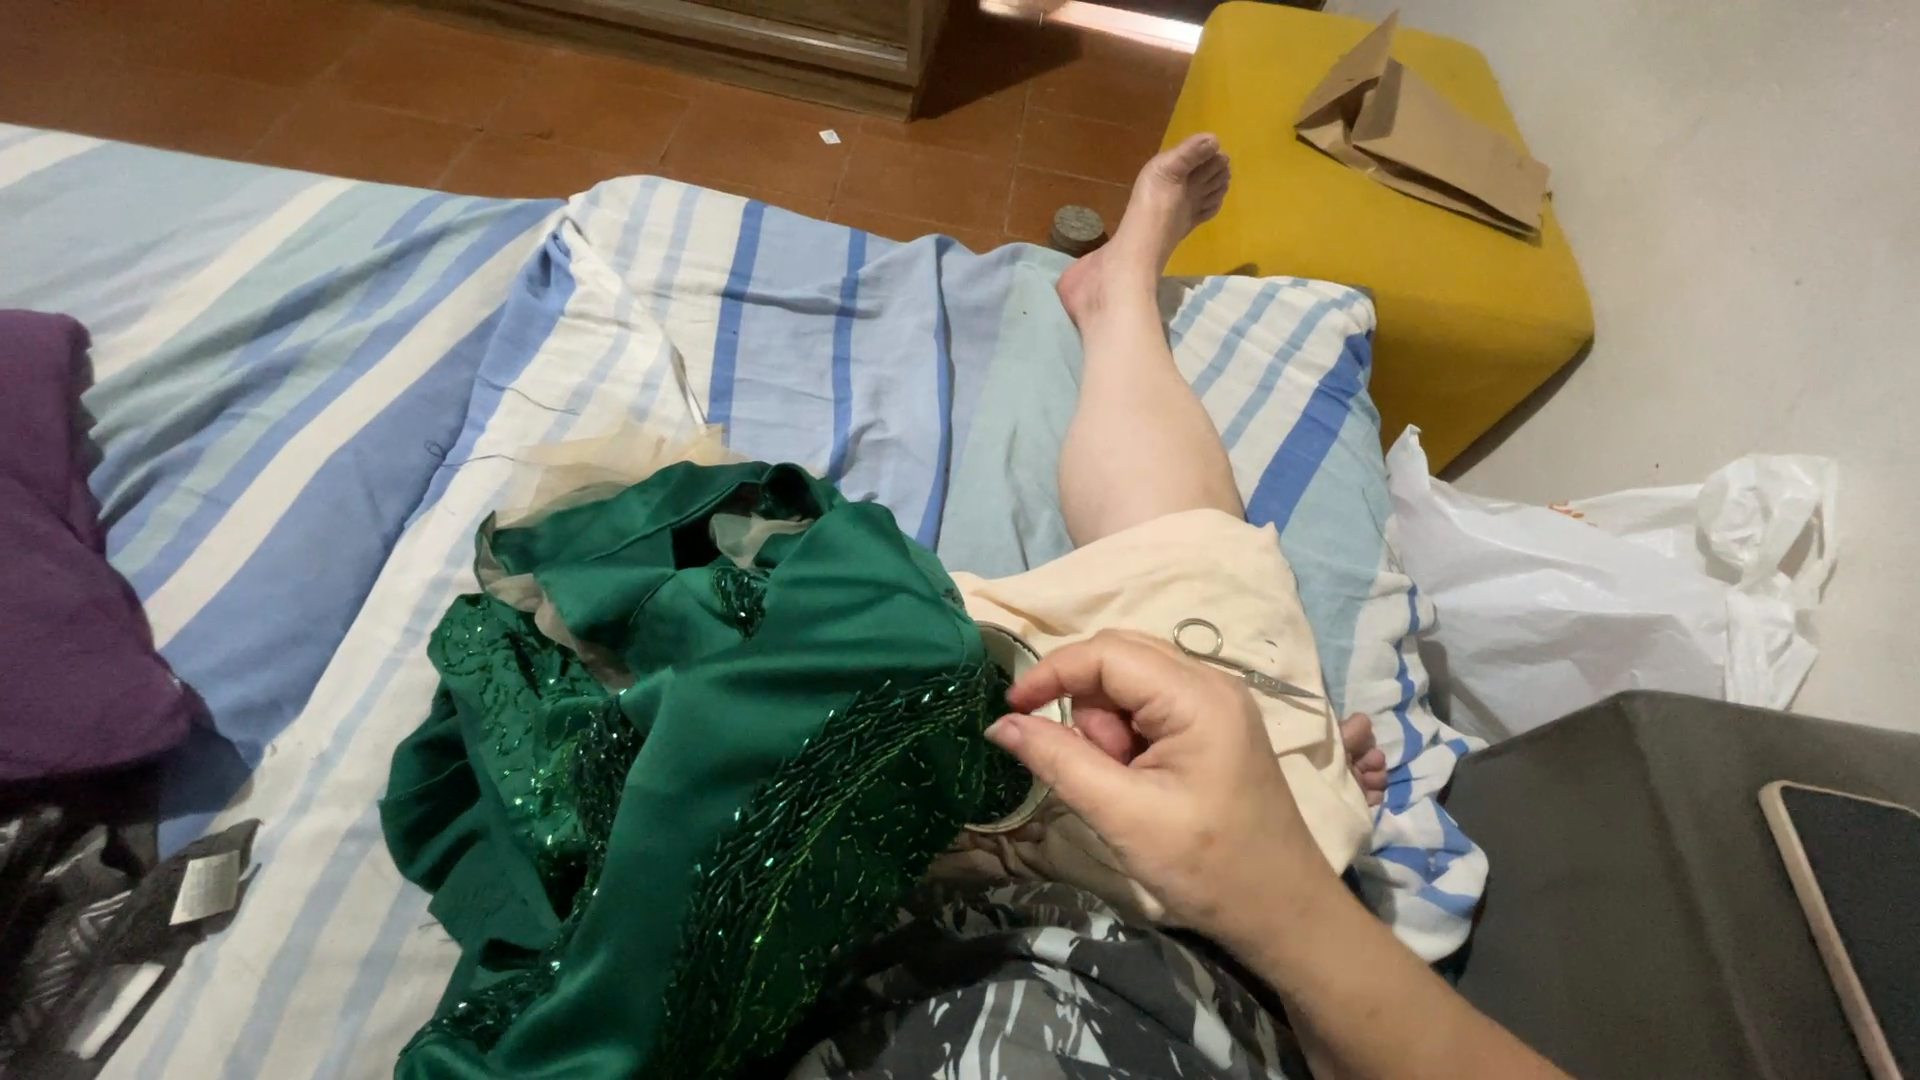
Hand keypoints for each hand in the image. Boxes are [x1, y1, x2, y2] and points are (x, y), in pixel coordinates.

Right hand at [986, 630, 1334, 945]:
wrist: (1284, 915)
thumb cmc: (1208, 868)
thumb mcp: (1123, 816)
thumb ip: (1058, 760)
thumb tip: (1000, 723)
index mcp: (1198, 697)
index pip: (1107, 653)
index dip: (1052, 672)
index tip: (1012, 709)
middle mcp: (1210, 682)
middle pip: (1117, 658)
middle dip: (1087, 706)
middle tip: (1094, 765)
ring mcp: (1213, 700)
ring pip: (1127, 682)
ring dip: (1106, 726)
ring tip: (1126, 784)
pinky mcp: (1210, 722)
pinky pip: (1146, 704)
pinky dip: (1125, 735)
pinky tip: (1140, 779)